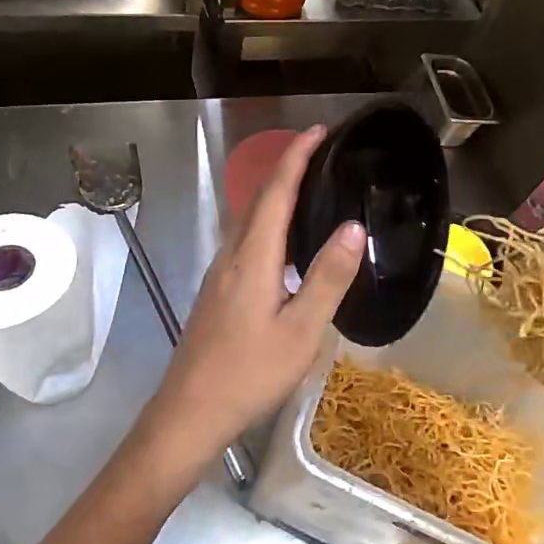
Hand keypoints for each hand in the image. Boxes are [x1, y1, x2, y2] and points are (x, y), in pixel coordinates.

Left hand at [136, 125, 364, 465]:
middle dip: (286, 169)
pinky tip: (285, 246)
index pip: (275, 192)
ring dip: (275, 197)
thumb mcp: (301, 331)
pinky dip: (267, 225)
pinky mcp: (216, 294)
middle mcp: (230, 257)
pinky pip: (244, 243)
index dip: (295, 157)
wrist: (190, 412)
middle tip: (321, 156)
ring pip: (248, 222)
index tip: (318, 131)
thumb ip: (327, 278)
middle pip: (257, 201)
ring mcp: (218, 276)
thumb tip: (353, 227)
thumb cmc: (249, 374)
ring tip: (309, 192)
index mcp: (252, 258)